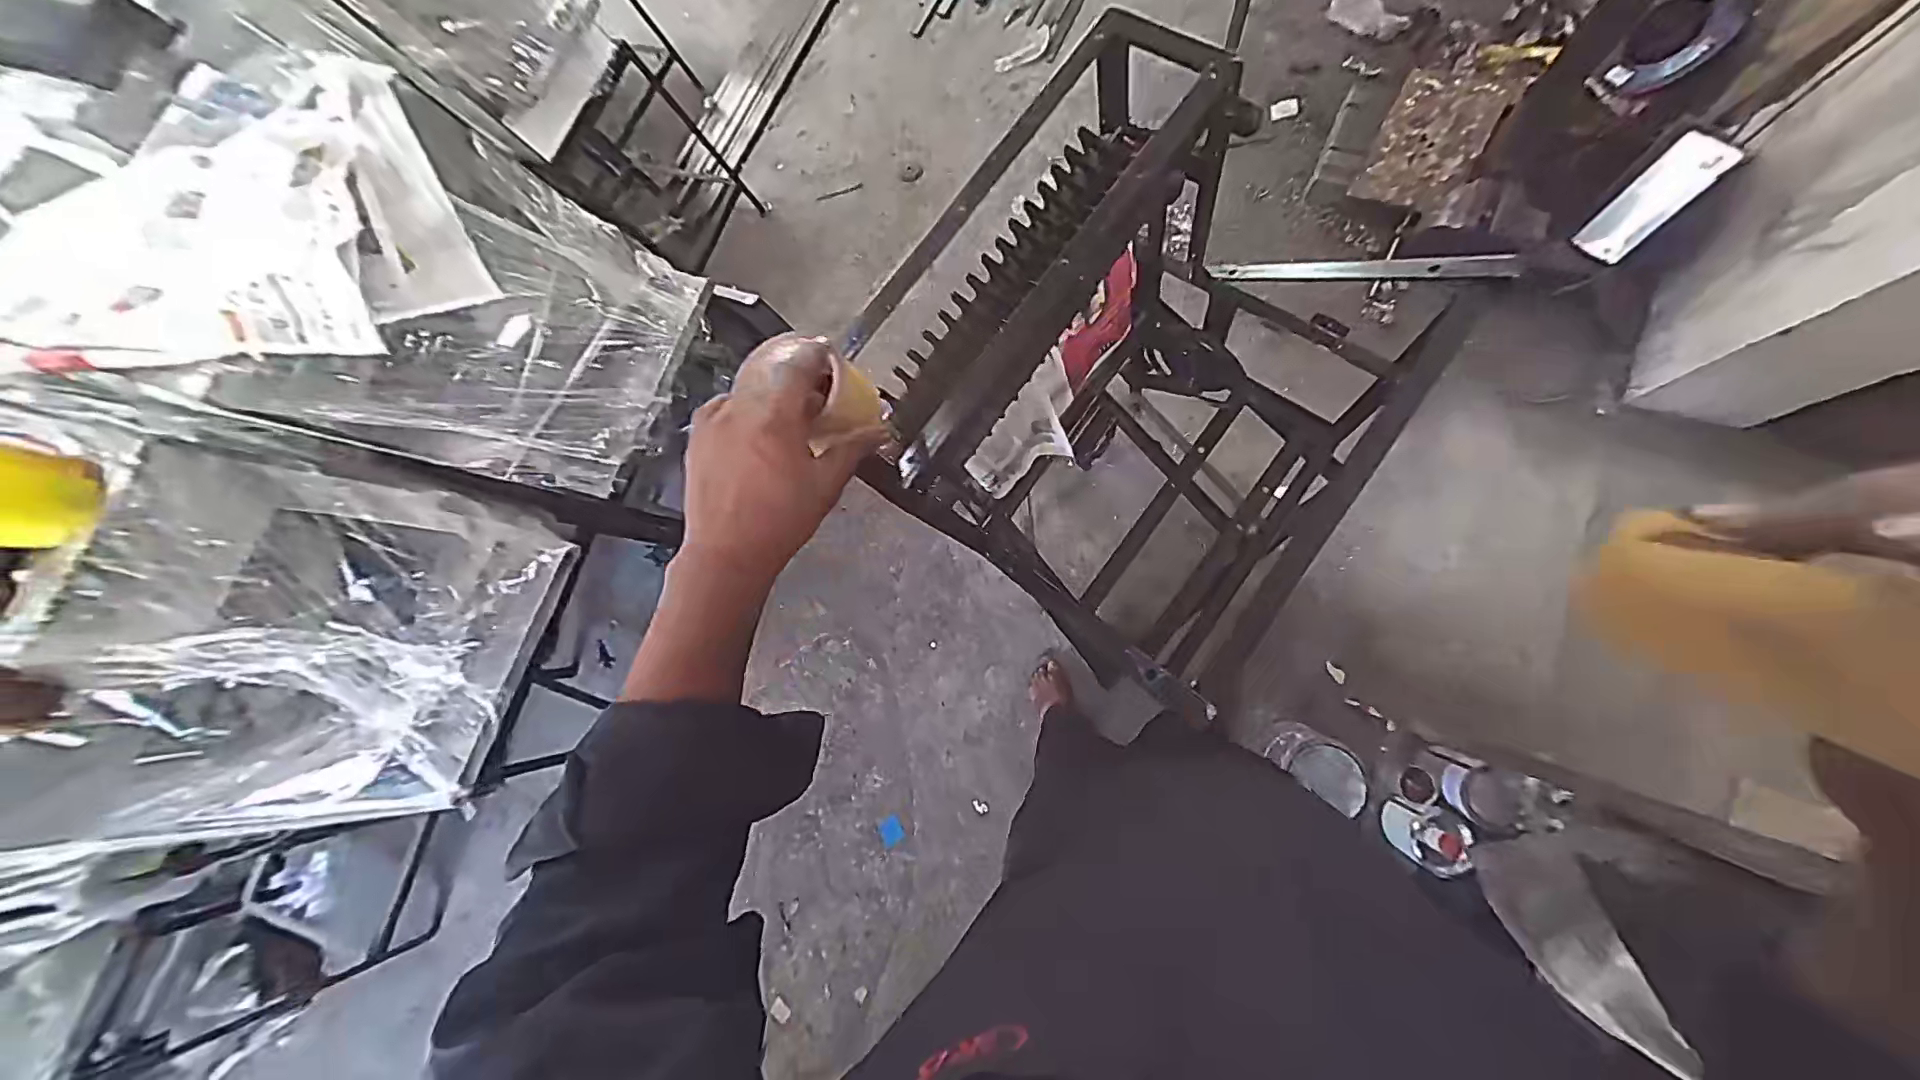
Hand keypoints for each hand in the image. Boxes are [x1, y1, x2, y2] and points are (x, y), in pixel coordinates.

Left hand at [681, 333, 886, 583]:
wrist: (726, 553)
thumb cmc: (778, 522)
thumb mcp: (825, 485)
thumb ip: (852, 449)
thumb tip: (877, 432)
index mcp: (773, 417)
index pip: (798, 362)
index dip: (818, 355)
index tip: (832, 359)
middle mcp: (738, 409)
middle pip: (772, 370)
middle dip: (799, 377)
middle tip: (818, 397)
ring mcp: (713, 420)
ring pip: (750, 389)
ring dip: (774, 395)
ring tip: (792, 423)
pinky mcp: (699, 435)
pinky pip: (729, 408)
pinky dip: (750, 412)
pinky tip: (761, 439)